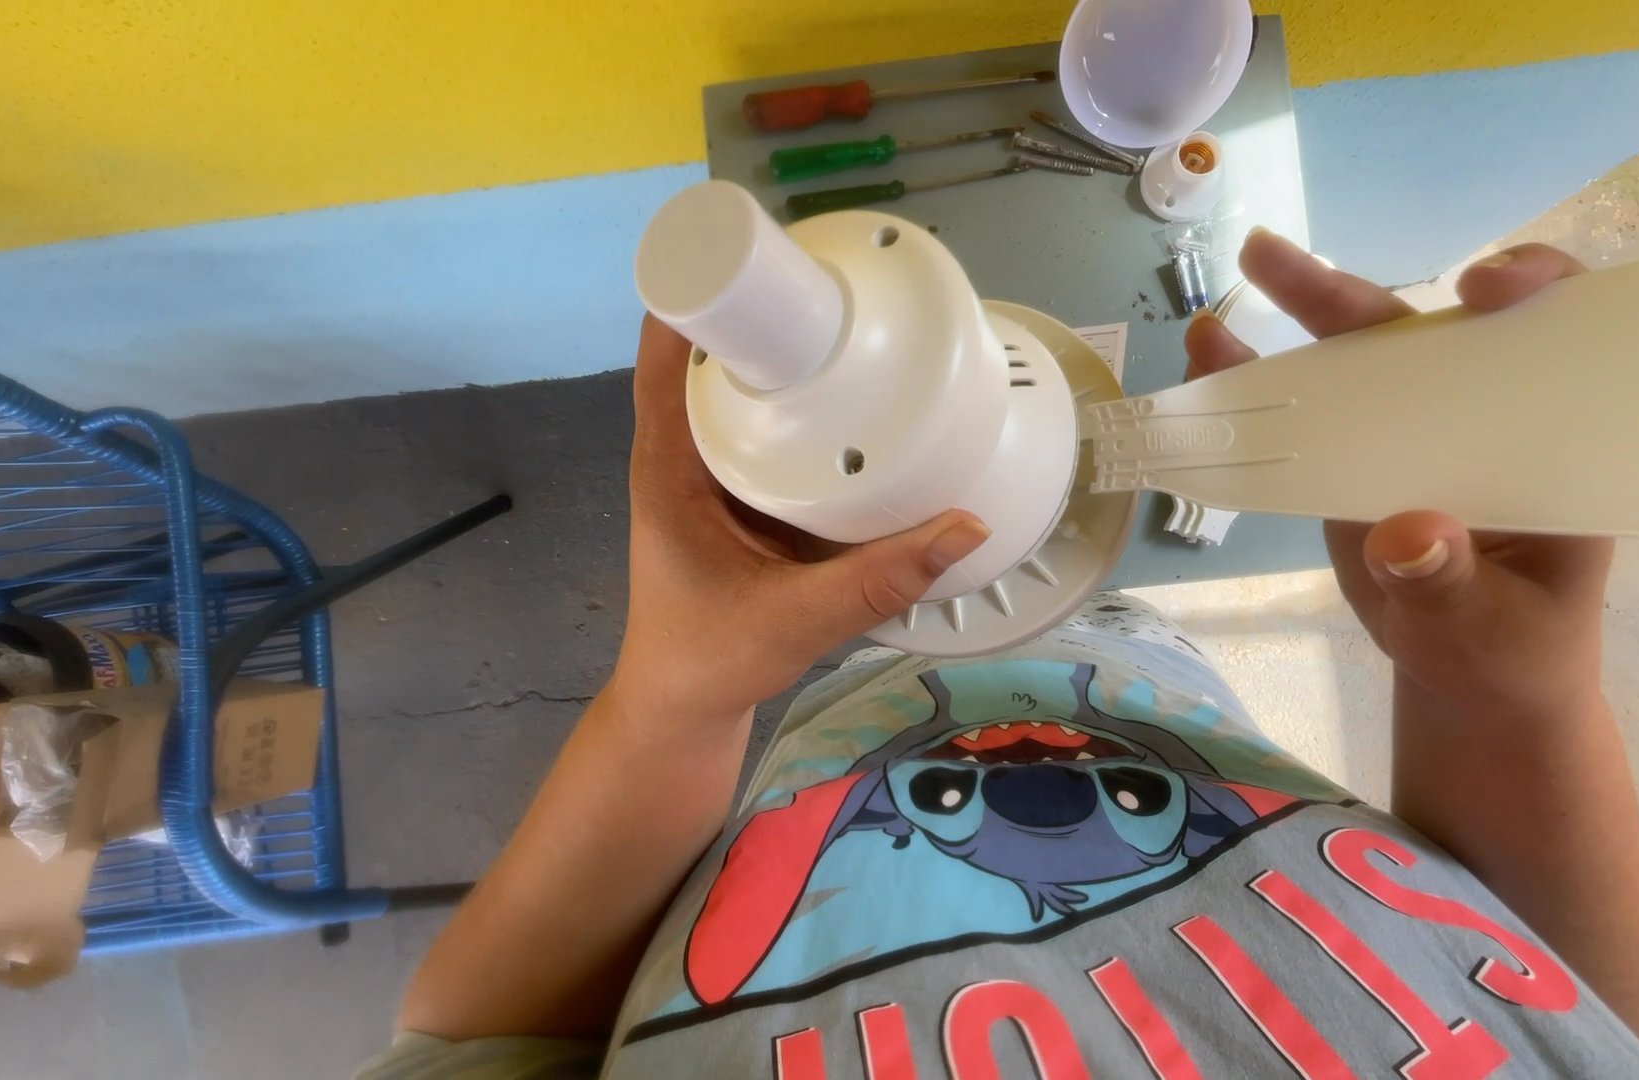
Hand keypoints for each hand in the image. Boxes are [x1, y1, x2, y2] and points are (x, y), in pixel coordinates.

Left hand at [614, 317, 989, 720]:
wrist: (688, 706)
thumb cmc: (711, 659)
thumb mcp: (797, 618)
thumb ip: (881, 579)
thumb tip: (969, 525)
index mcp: (670, 468)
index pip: (669, 358)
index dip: (698, 294)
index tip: (754, 248)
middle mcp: (689, 459)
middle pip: (718, 364)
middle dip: (769, 319)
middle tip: (840, 288)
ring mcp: (719, 480)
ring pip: (751, 402)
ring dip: (792, 367)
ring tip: (858, 333)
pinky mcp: (749, 501)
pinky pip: (777, 441)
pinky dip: (810, 419)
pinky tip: (860, 411)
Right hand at [1184, 234, 1610, 720]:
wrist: (1463, 669)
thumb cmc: (1508, 651)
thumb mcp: (1488, 627)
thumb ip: (1449, 585)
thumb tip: (1401, 534)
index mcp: (1548, 441)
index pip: (1554, 338)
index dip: (1529, 291)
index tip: (1480, 290)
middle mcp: (1478, 419)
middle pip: (1420, 334)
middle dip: (1345, 294)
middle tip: (1267, 260)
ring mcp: (1411, 438)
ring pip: (1353, 366)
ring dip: (1286, 329)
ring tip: (1217, 311)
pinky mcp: (1359, 465)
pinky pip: (1311, 418)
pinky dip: (1260, 391)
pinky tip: (1211, 367)